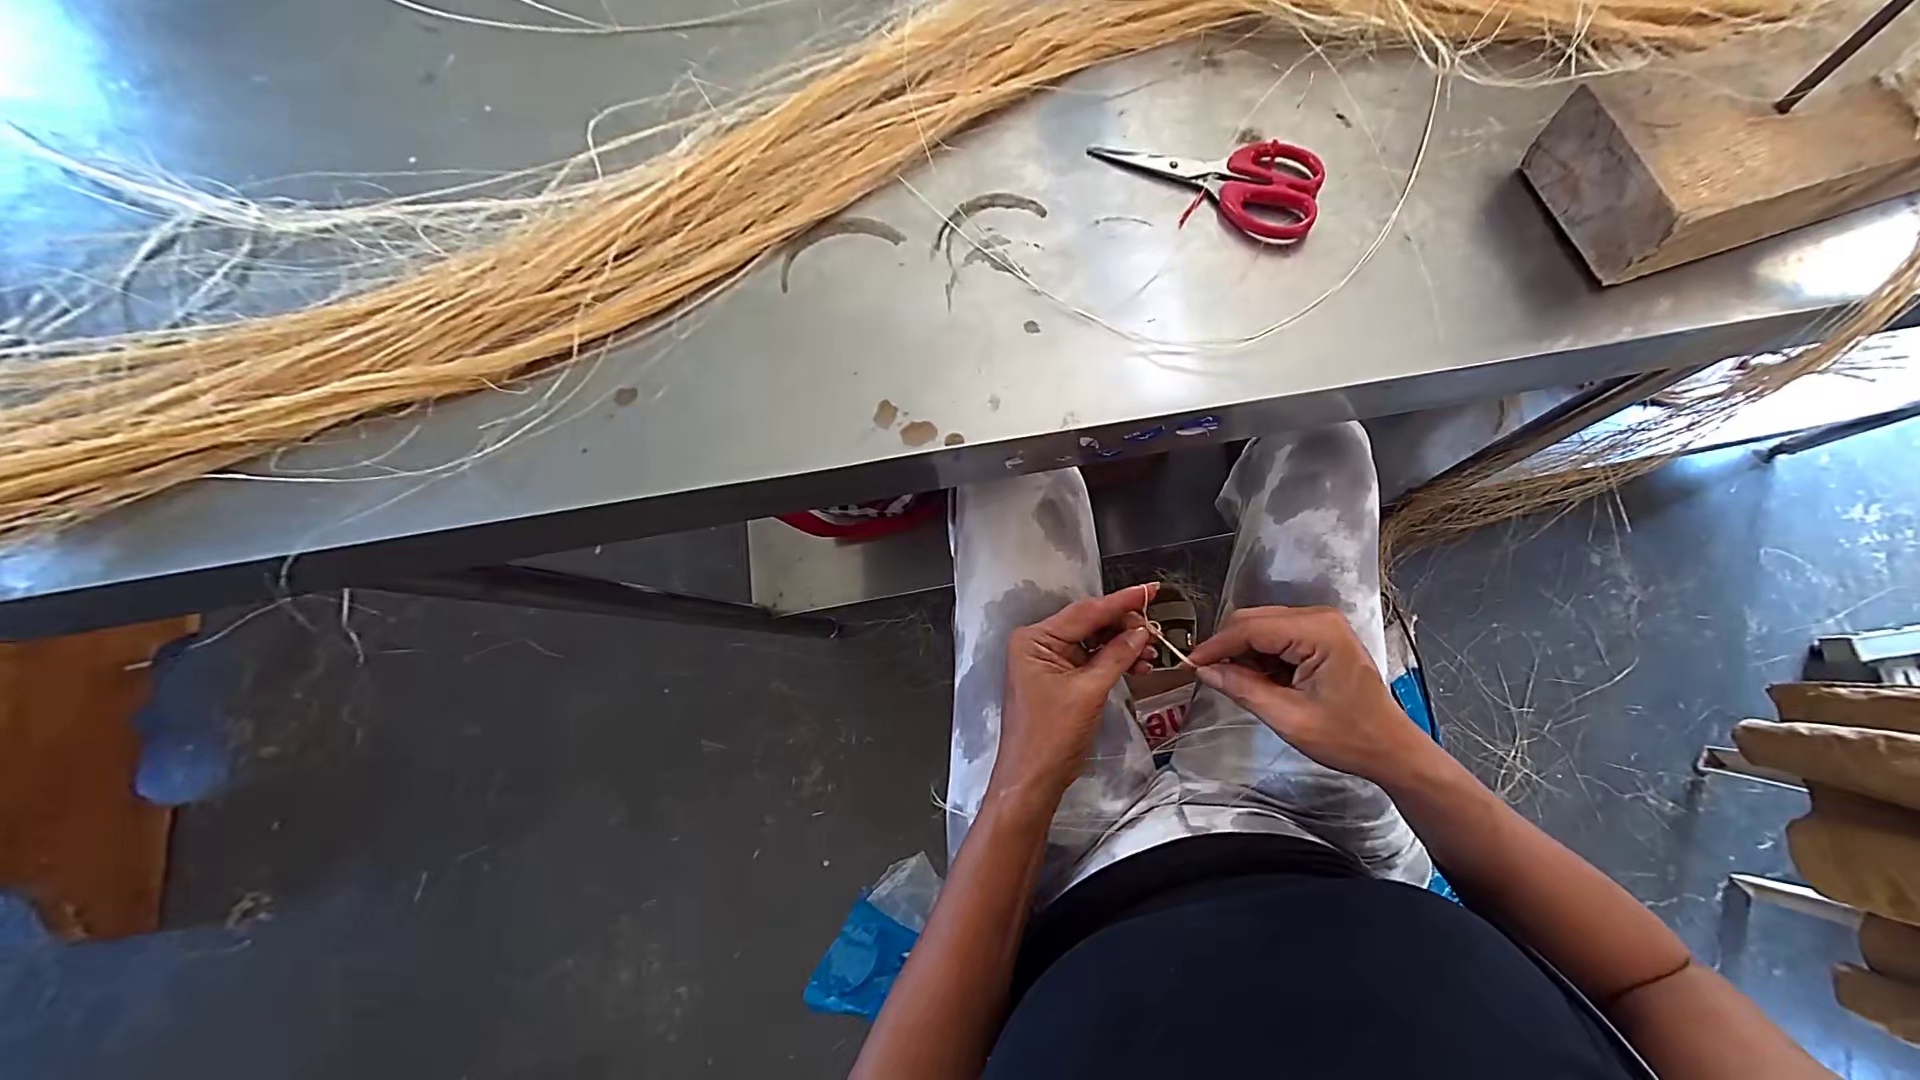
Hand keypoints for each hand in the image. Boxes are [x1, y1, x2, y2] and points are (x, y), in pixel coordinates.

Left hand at [989, 583, 1155, 804]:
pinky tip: (1138, 665)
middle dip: (1124, 626)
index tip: (1150, 589)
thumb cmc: (1051, 735)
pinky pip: (1091, 660)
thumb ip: (1116, 655)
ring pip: (1093, 641)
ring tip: (1151, 652)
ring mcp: (1048, 661)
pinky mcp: (1059, 678)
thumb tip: (1141, 631)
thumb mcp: (1088, 691)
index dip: (1121, 601)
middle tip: (1155, 630)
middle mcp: (1038, 643)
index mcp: (1034, 639)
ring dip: (1123, 645)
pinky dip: (1113, 661)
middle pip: (1089, 623)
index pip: (1085, 612)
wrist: (1033, 778)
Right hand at [1188, 605, 1435, 784]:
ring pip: (1259, 627)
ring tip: (1234, 682)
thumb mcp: (1288, 718)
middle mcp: (1319, 618)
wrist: (1392, 750)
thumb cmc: (1348, 737)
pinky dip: (1258, 655)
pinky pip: (1274, 636)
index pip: (1250, 628)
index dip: (1216, 646)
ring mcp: (1320, 624)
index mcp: (1318, 631)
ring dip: (1242, 653)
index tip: (1190, 665)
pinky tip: (1256, 678)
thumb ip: (1243, 689)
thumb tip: (1205, 671)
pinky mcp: (1319, 636)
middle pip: (1252, 621)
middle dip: (1227, 648)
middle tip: (1208, 676)